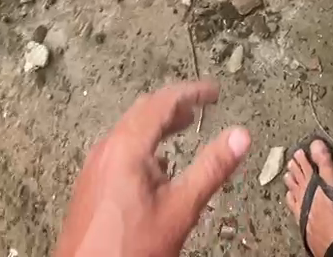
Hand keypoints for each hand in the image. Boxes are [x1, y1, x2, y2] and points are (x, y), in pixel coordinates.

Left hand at [55, 81, 251, 256]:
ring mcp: (95, 167)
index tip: (215, 92)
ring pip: (131, 129)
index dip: (192, 91)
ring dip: (160, 123)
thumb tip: (241, 136)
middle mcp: (107, 149)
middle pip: (145, 110)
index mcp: (126, 146)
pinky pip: (121, 148)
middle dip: (176, 104)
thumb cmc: (128, 250)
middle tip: (202, 105)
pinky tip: (159, 166)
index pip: (164, 101)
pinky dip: (146, 143)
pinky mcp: (92, 185)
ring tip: (185, 126)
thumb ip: (211, 169)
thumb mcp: (179, 210)